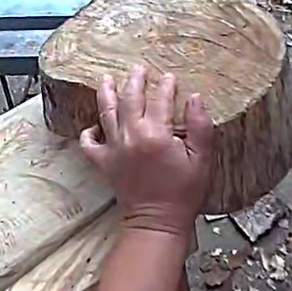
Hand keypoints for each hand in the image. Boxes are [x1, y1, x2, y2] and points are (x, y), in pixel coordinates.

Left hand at [79, 64, 213, 240]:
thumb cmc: (184, 191)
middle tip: (138, 68)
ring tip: (106, 79)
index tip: (170, 76)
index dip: (166, 85)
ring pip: (106, 113)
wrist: (158, 222)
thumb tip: (195, 97)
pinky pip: (89, 144)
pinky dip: (88, 132)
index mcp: (156, 133)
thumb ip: (200, 125)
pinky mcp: (104, 164)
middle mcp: (131, 136)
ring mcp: (114, 149)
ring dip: (107, 94)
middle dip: (135, 81)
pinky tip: (94, 125)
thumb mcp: (203, 158)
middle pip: (130, 99)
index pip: (160, 99)